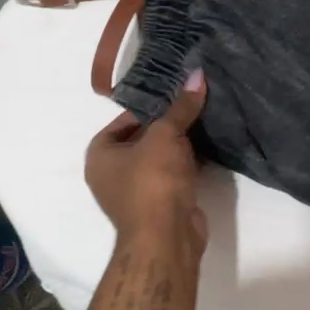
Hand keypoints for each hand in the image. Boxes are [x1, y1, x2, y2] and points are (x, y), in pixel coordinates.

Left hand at [86, 69, 208, 257]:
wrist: (166, 235)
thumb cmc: (153, 180)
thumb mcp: (166, 134)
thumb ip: (182, 106)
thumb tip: (197, 73)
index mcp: (100, 156)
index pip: (124, 120)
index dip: (150, 107)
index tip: (177, 97)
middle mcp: (111, 174)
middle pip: (144, 138)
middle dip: (169, 125)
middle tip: (195, 105)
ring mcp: (135, 192)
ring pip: (160, 157)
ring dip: (181, 145)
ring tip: (206, 122)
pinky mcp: (159, 204)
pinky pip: (173, 175)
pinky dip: (189, 164)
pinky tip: (210, 149)